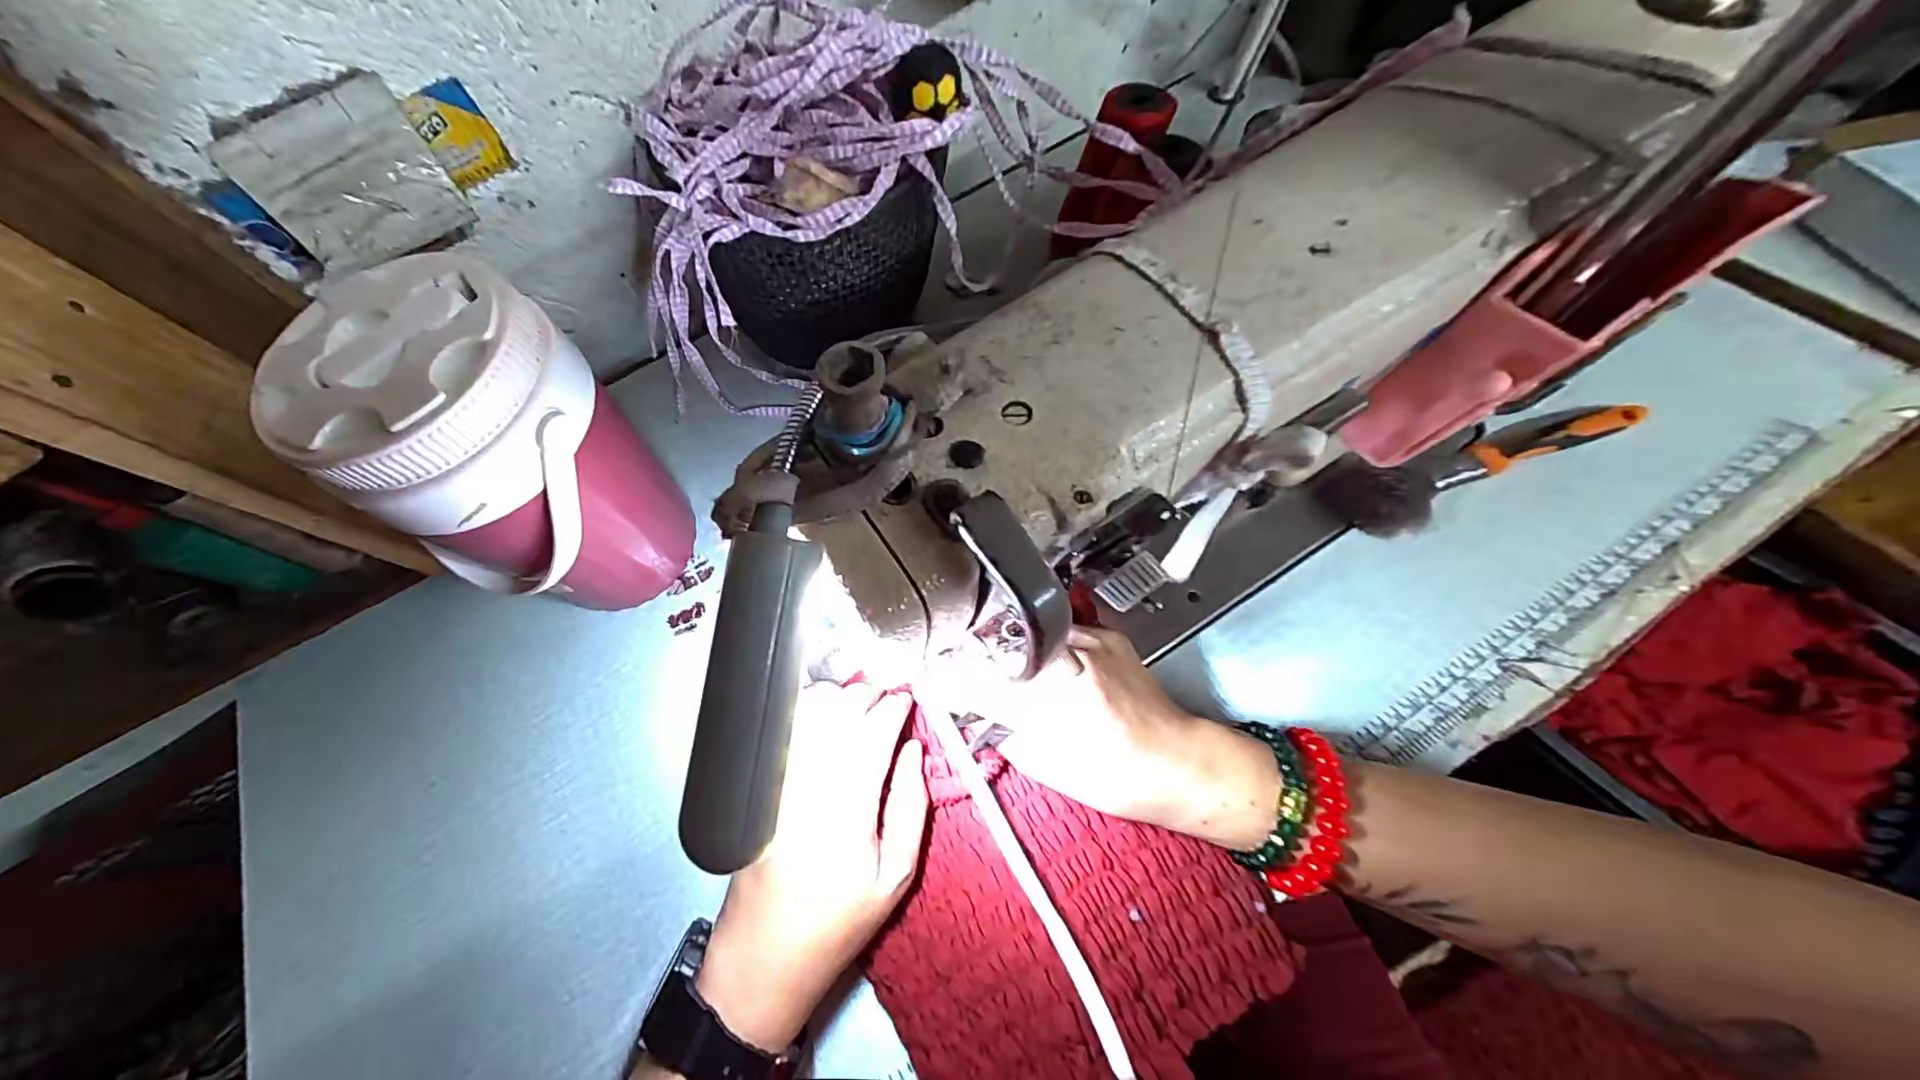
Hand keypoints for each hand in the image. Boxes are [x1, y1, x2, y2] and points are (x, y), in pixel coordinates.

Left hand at [694, 683, 927, 1052]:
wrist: (764, 956)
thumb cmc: (834, 924)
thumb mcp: (895, 876)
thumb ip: (910, 805)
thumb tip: (913, 752)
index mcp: (848, 812)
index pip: (873, 732)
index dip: (894, 707)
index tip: (907, 700)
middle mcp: (806, 790)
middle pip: (837, 711)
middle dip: (867, 694)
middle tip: (886, 701)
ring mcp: (775, 787)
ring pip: (805, 714)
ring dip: (835, 698)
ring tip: (856, 706)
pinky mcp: (758, 791)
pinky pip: (783, 734)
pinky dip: (805, 715)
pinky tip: (822, 722)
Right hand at [926, 627, 1278, 849]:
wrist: (1177, 760)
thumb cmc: (1118, 776)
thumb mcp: (1045, 764)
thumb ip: (1003, 732)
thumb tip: (973, 714)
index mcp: (1053, 693)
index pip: (983, 675)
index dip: (948, 676)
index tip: (929, 677)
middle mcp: (1071, 655)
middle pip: (1001, 643)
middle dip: (972, 654)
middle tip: (955, 668)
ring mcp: (1090, 639)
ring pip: (1027, 632)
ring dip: (1006, 648)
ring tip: (999, 669)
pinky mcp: (1104, 635)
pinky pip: (1057, 632)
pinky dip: (1040, 647)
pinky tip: (1042, 665)